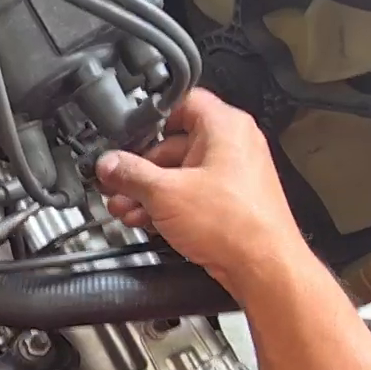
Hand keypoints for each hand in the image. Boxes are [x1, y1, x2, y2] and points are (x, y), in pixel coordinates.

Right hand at [95, 88, 307, 297]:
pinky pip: (186, 194)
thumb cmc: (234, 225)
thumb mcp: (165, 193)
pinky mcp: (224, 201)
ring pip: (175, 173)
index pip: (181, 102)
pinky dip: (163, 204)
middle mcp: (231, 146)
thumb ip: (130, 174)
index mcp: (225, 128)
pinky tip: (142, 219)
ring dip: (145, 191)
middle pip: (171, 144)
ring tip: (122, 206)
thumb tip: (109, 164)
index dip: (149, 118)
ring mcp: (228, 175)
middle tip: (115, 181)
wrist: (262, 267)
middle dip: (137, 167)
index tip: (124, 135)